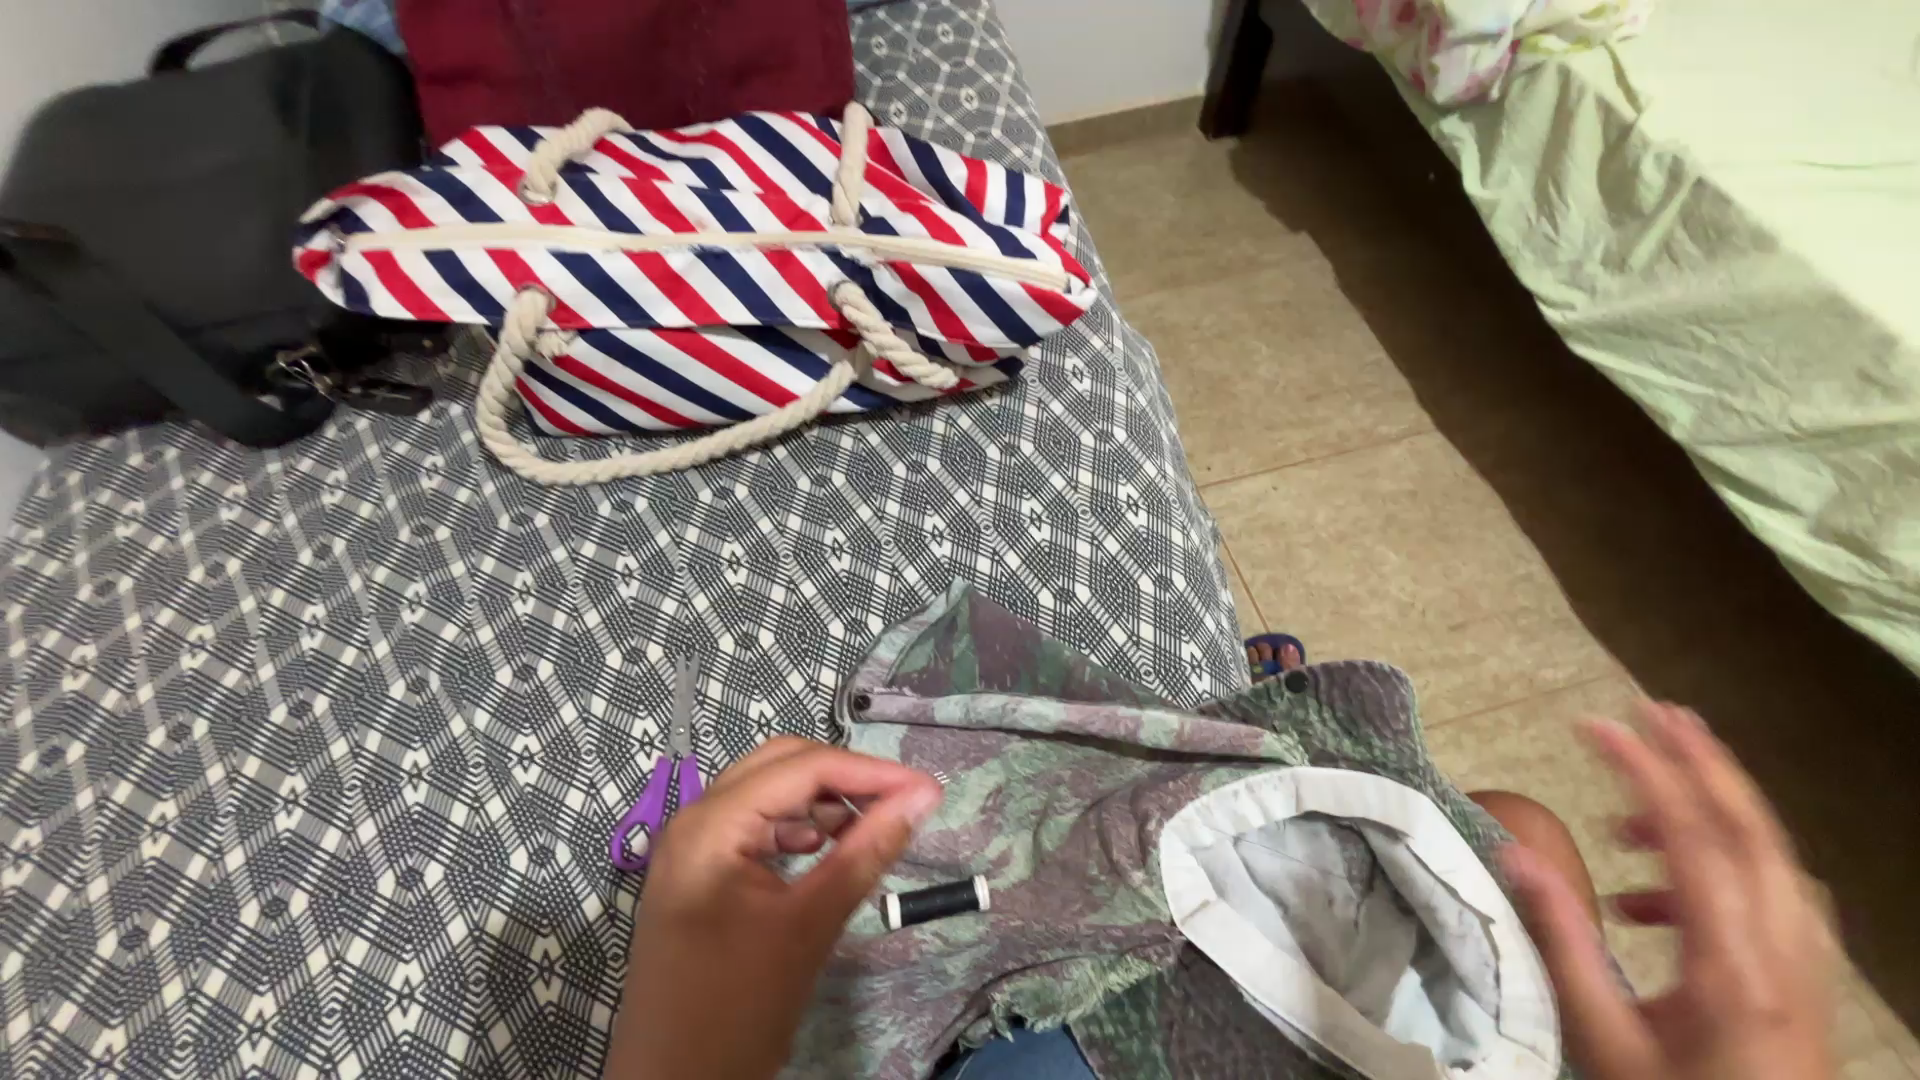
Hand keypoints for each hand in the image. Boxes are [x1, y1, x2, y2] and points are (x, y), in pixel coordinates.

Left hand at [604, 737, 943, 1078]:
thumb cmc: (736, 1010)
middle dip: (844, 776)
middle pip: (781, 765)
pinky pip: (754, 826)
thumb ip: (866, 851)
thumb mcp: (809, 926)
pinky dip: (796, 827)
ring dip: (820, 800)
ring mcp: (692, 847)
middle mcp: (696, 820)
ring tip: (867, 826)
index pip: (803, 767)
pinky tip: (824, 848)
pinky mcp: (699, 873)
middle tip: (898, 801)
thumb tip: (922, 797)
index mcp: (712, 824)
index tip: (927, 790)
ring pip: (767, 791)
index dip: (871, 772)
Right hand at [1500, 702, 1837, 1079]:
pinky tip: (1653, 892)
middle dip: (1703, 763)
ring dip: (1713, 804)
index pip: (1693, 840)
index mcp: (1732, 963)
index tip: (1596, 724)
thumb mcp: (1600, 1032)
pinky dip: (1717, 862)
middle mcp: (1785, 952)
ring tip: (1637, 792)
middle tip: (1652, 710)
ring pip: (1771, 857)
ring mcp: (1805, 965)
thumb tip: (1515, 851)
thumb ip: (1561, 939)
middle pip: (1754, 833)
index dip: (1645, 771)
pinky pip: (1771, 892)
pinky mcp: (1803, 978)